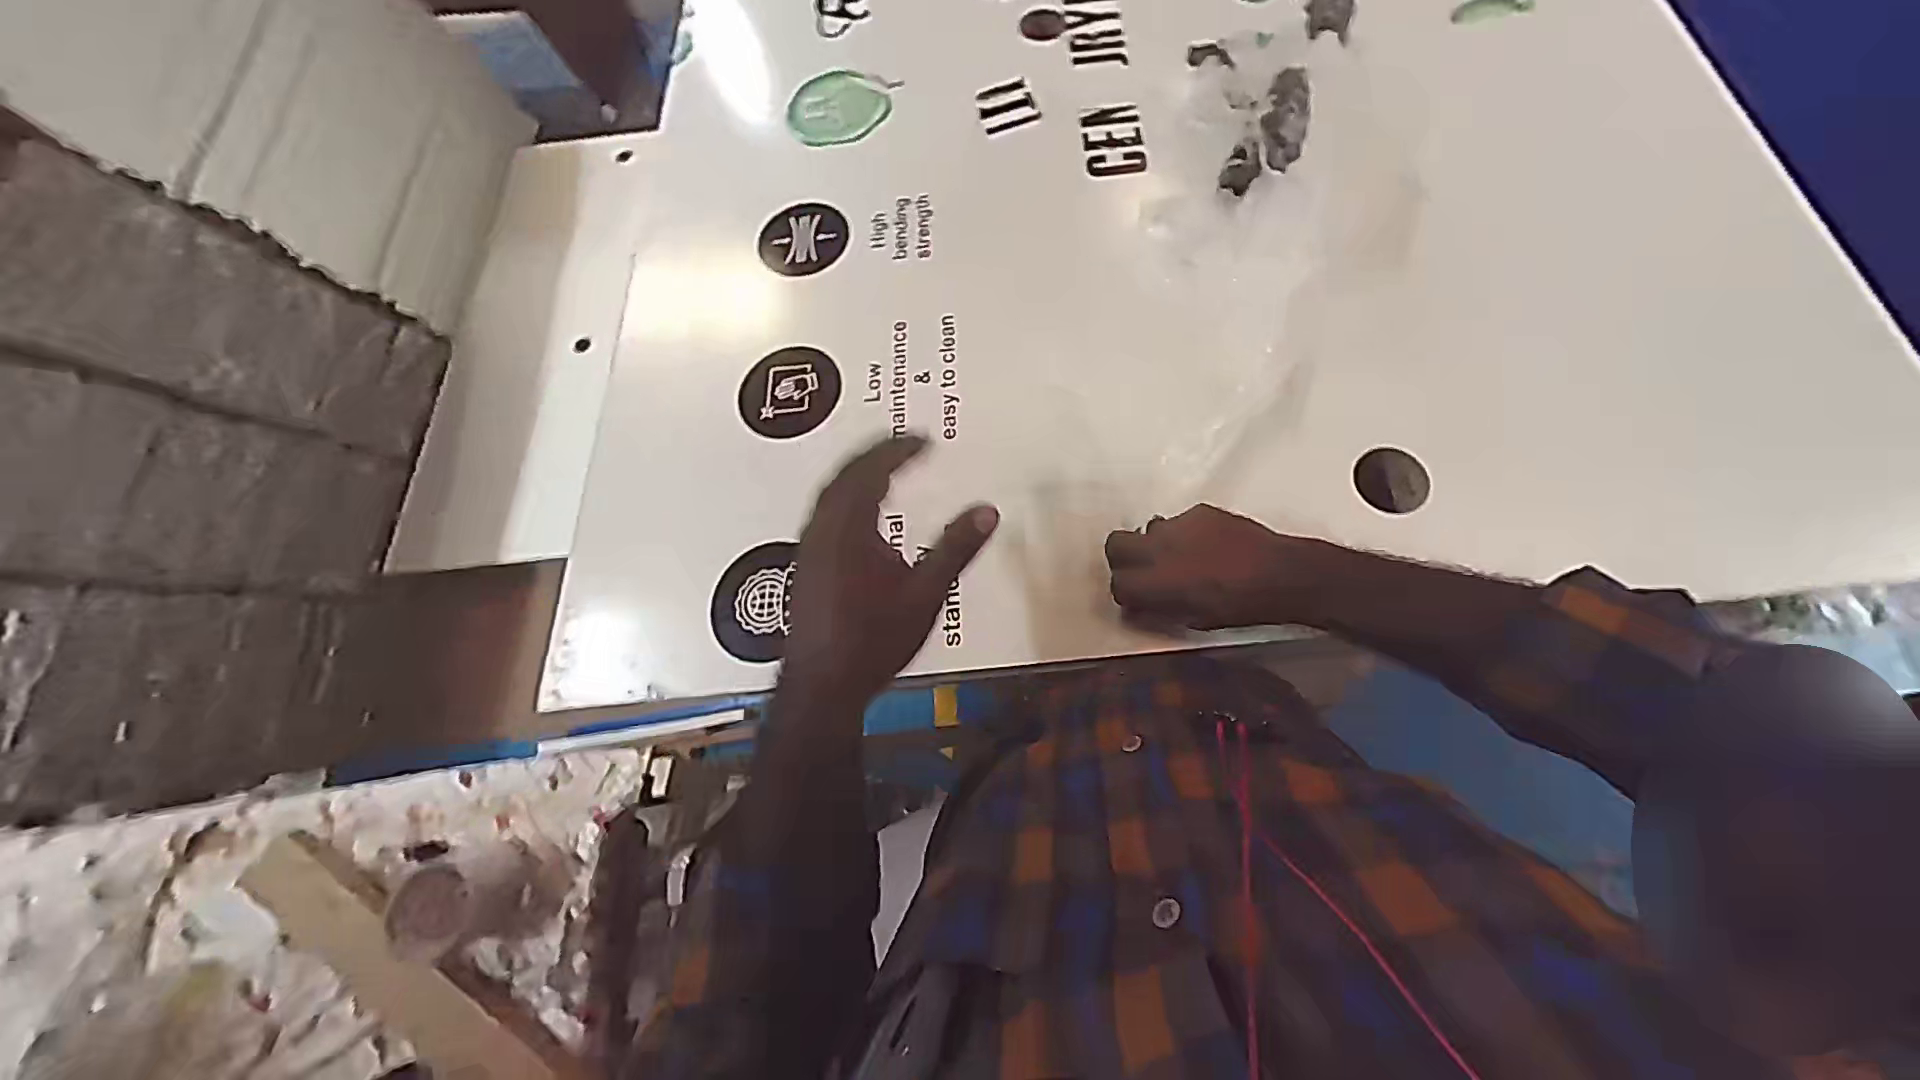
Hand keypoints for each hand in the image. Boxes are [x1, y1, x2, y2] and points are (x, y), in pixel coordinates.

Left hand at [782, 435, 998, 703]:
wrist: (823, 685)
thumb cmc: (873, 640)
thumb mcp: (925, 594)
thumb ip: (956, 549)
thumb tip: (987, 512)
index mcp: (848, 528)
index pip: (871, 471)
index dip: (899, 449)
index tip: (925, 440)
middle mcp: (821, 530)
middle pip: (845, 475)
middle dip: (877, 455)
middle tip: (906, 446)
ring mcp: (809, 548)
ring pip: (831, 494)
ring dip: (859, 475)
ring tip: (888, 472)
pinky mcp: (807, 565)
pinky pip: (825, 514)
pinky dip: (848, 499)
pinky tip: (865, 518)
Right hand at [1105, 505, 1325, 629]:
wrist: (1283, 575)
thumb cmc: (1241, 606)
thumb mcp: (1194, 619)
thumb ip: (1161, 609)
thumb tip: (1142, 606)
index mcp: (1155, 582)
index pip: (1117, 583)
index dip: (1125, 592)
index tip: (1136, 597)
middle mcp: (1158, 549)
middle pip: (1116, 544)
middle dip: (1123, 557)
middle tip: (1140, 569)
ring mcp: (1178, 526)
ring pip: (1148, 530)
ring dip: (1156, 544)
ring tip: (1180, 558)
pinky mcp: (1198, 512)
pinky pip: (1179, 522)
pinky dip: (1185, 534)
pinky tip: (1207, 547)